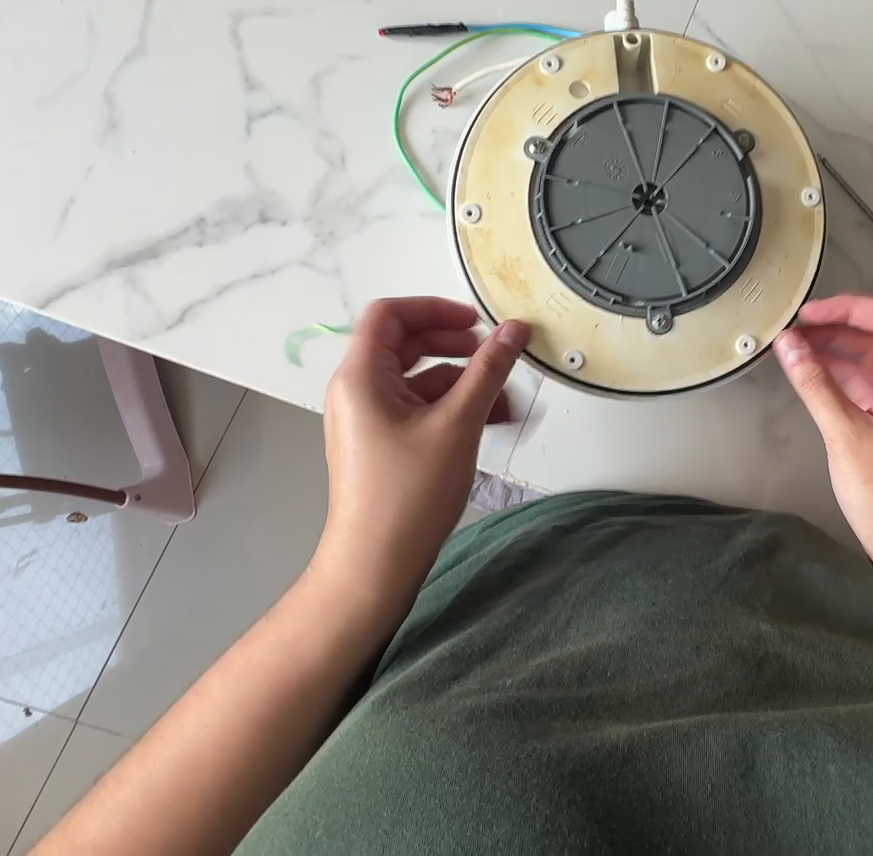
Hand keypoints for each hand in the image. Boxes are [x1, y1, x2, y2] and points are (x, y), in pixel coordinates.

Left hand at [315, 298, 529, 602]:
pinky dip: (453, 405)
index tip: (475, 321)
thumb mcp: (458, 424)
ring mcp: (370, 418)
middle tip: (492, 353)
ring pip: (420, 377)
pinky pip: (421, 406)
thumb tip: (514, 331)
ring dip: (463, 379)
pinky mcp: (384, 441)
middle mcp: (358, 391)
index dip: (434, 308)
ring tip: (503, 396)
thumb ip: (488, 370)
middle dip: (455, 343)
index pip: (389, 315)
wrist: (377, 565)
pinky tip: (489, 419)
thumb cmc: (407, 496)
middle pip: (406, 343)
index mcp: (361, 377)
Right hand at [774, 295, 872, 590]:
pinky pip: (865, 386)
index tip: (808, 314)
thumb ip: (815, 384)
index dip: (850, 308)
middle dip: (838, 326)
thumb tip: (787, 343)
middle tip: (793, 328)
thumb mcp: (845, 434)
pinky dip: (837, 375)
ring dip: (835, 350)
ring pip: (870, 361)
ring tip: (793, 346)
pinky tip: (809, 373)